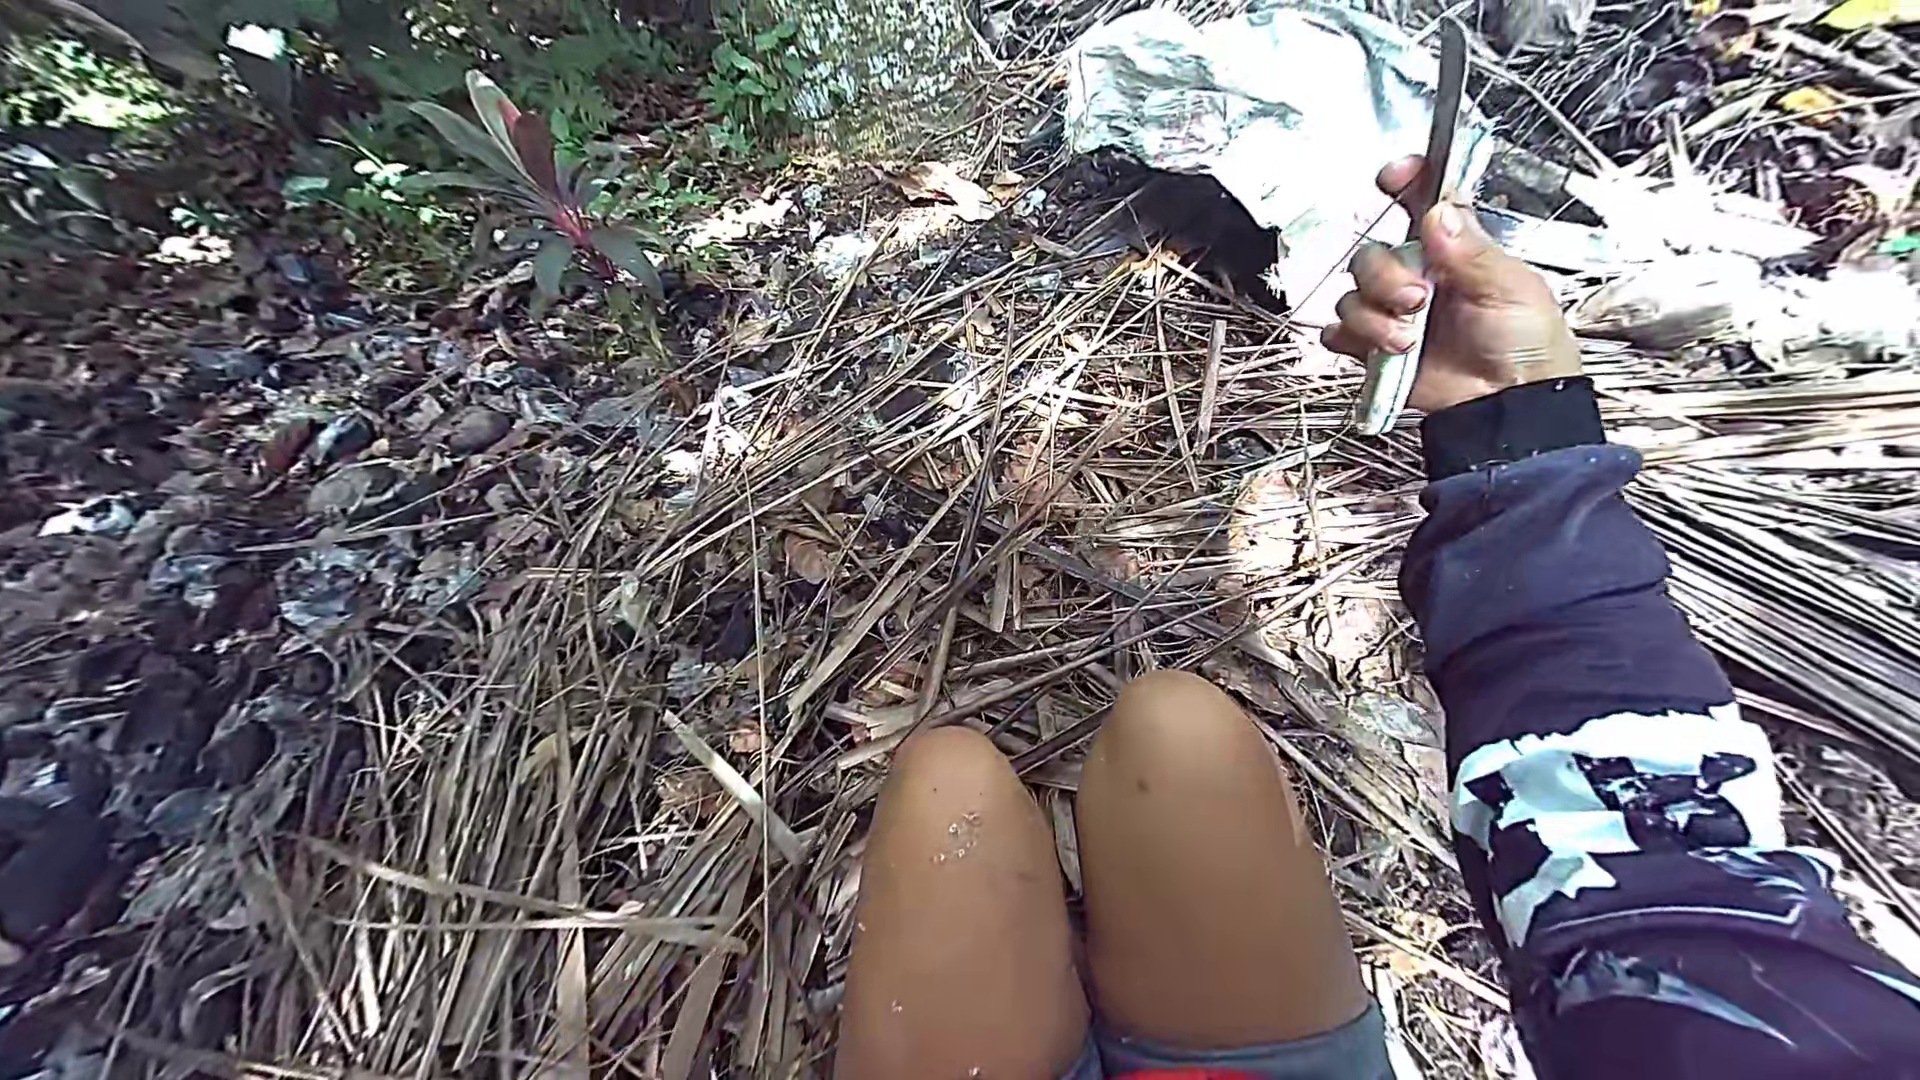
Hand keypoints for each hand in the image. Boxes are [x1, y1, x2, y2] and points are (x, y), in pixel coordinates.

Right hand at [1320, 156, 1581, 413]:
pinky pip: (1337, 334)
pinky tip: (1376, 348)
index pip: (1422, 203)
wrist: (1502, 400)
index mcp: (1452, 251)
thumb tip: (1439, 213)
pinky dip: (1350, 340)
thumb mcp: (1511, 286)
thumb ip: (1470, 251)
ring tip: (1406, 340)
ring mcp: (1389, 313)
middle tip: (1416, 300)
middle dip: (1385, 279)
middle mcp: (1415, 277)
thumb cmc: (1523, 341)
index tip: (1394, 176)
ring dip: (1374, 319)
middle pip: (1370, 256)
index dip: (1406, 182)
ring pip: (1350, 298)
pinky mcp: (1370, 347)